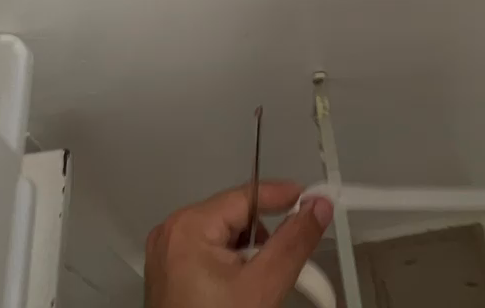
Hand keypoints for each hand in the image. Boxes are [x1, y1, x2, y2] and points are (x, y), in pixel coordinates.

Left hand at [144, 180, 333, 307]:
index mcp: (189, 225)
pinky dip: (229, 263)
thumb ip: (294, 242)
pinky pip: (207, 251)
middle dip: (262, 235)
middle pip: (233, 215)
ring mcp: (166, 253)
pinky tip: (237, 290)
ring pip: (222, 234)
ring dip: (246, 251)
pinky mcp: (167, 272)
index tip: (311, 196)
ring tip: (256, 285)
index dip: (282, 195)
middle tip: (281, 260)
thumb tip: (318, 206)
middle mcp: (171, 231)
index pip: (246, 196)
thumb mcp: (263, 286)